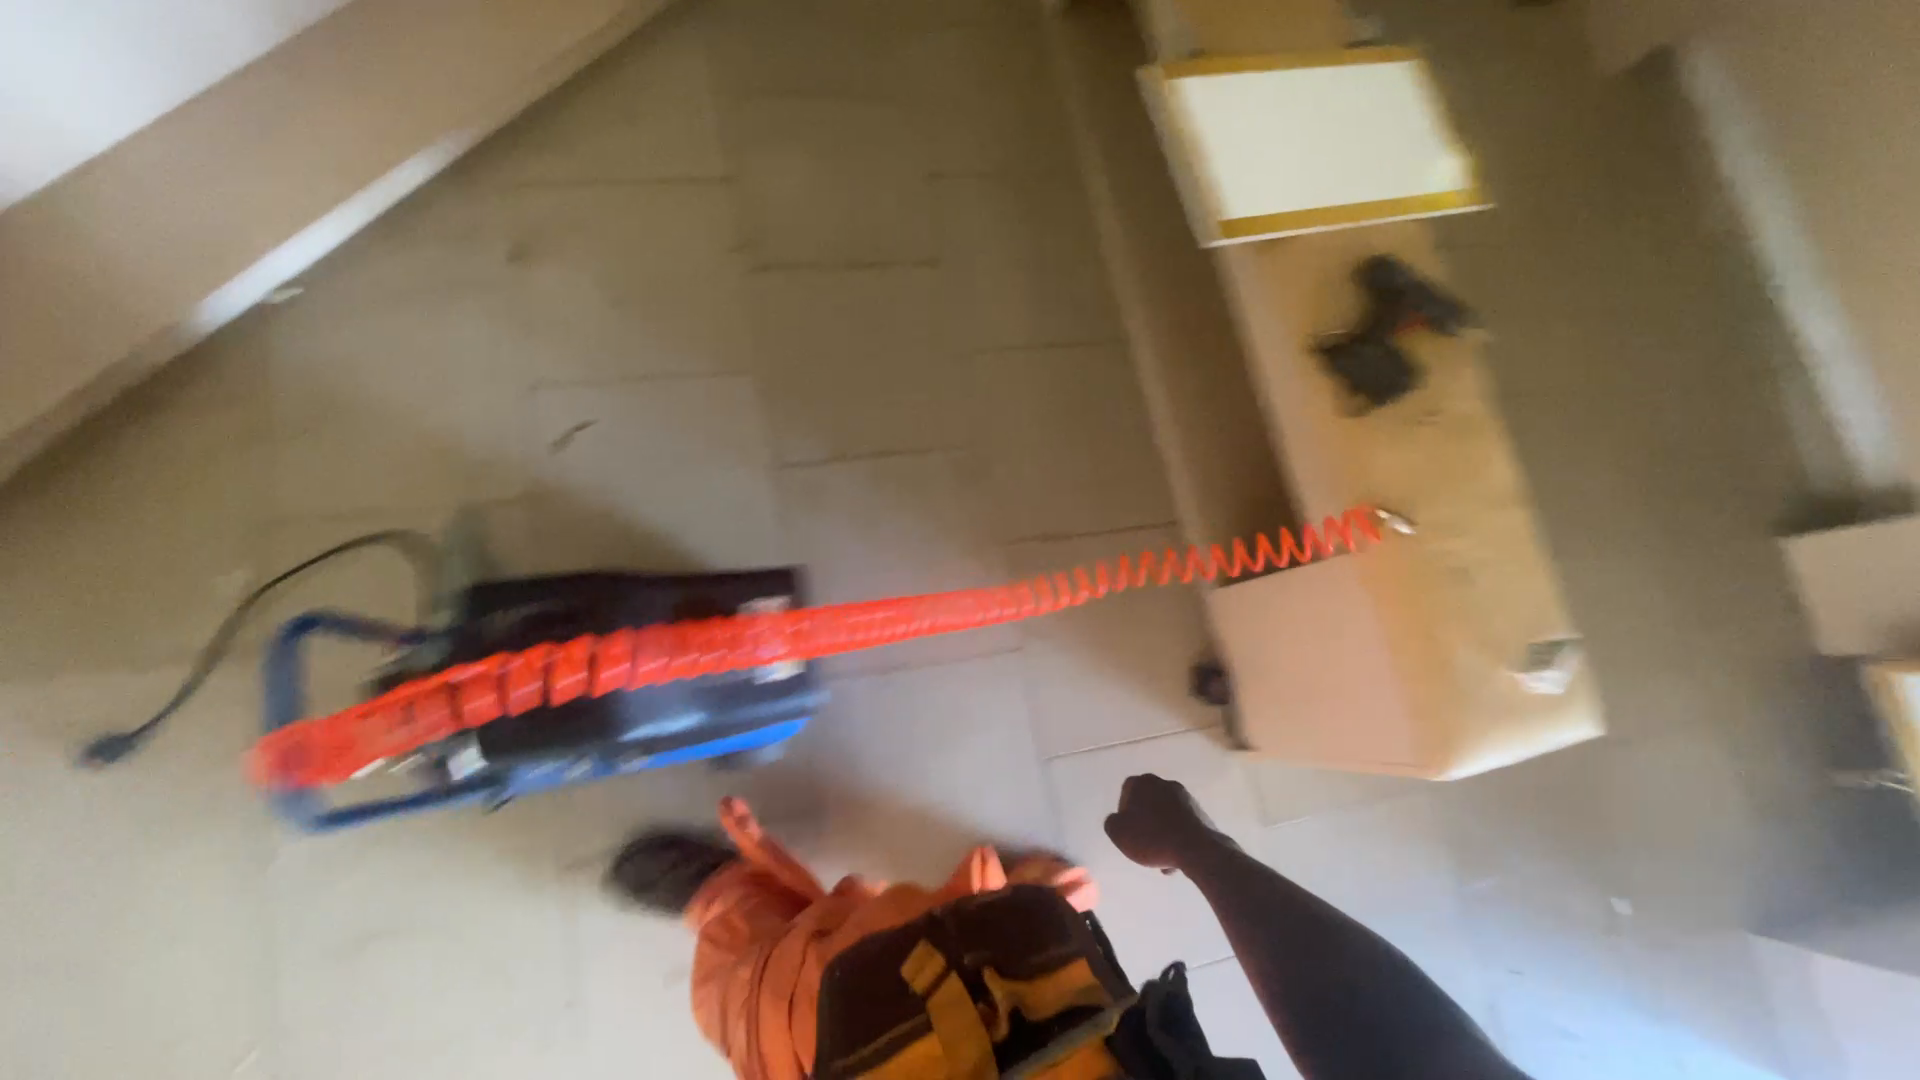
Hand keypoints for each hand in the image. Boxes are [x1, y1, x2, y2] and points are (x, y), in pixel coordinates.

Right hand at [1103, 773, 1222, 872]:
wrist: (1196, 850)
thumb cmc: (1152, 837)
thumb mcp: (1118, 833)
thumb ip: (1111, 822)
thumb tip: (1118, 820)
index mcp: (1143, 782)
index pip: (1126, 792)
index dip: (1123, 813)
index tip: (1127, 830)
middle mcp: (1164, 783)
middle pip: (1147, 803)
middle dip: (1144, 822)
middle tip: (1141, 842)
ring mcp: (1185, 797)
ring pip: (1165, 815)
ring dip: (1160, 832)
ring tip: (1159, 856)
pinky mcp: (1199, 812)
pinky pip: (1180, 824)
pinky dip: (1175, 837)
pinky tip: (1174, 859)